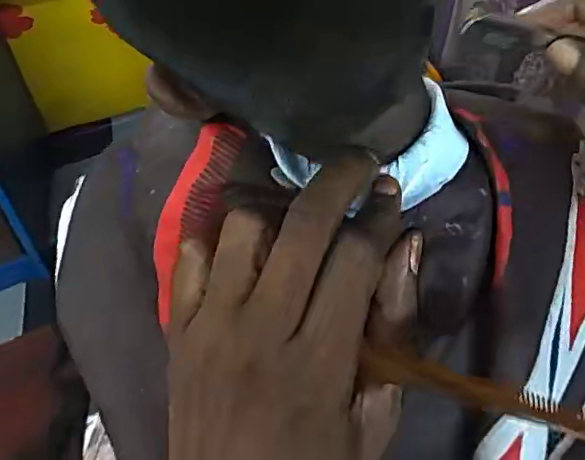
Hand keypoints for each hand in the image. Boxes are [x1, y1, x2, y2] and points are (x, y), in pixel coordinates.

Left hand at [168, 152, 418, 459]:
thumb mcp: (372, 422)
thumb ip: (393, 333)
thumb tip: (406, 245)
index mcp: (318, 364)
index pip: (355, 258)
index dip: (379, 214)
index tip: (389, 190)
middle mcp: (261, 331)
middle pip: (304, 224)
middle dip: (338, 177)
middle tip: (359, 161)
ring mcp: (211, 325)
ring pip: (245, 224)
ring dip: (277, 207)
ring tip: (298, 209)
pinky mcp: (178, 327)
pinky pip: (190, 253)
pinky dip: (216, 237)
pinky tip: (243, 242)